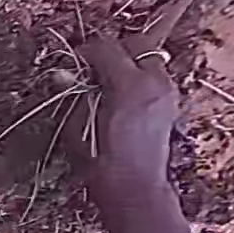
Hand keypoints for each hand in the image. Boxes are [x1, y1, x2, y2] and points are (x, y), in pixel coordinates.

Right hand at [75, 0, 197, 225]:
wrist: (134, 188)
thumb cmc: (100, 161)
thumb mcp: (77, 126)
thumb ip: (74, 95)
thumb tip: (62, 74)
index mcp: (130, 86)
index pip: (107, 48)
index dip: (85, 52)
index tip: (71, 63)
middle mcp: (155, 83)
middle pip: (136, 44)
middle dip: (112, 50)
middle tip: (89, 67)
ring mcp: (168, 92)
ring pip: (149, 59)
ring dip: (126, 63)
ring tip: (104, 82)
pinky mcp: (171, 104)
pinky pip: (155, 76)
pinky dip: (137, 77)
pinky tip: (119, 96)